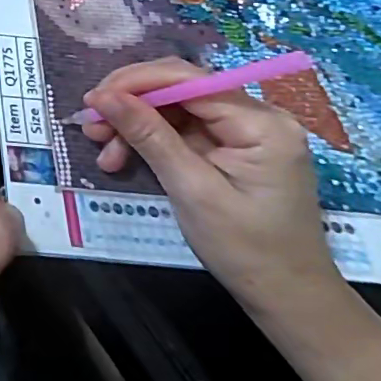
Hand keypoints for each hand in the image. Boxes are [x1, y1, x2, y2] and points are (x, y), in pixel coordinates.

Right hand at [83, 59, 342, 311]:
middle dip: (131, 105)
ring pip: (174, 109)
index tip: (93, 101)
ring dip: (134, 124)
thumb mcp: (191, 190)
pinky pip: (182, 129)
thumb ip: (149, 135)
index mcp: (261, 124)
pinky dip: (150, 140)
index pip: (188, 79)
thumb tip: (103, 96)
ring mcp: (245, 130)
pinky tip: (122, 156)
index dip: (136, 83)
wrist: (288, 301)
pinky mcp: (233, 146)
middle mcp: (257, 115)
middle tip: (91, 126)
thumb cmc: (245, 251)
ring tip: (102, 149)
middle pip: (179, 89)